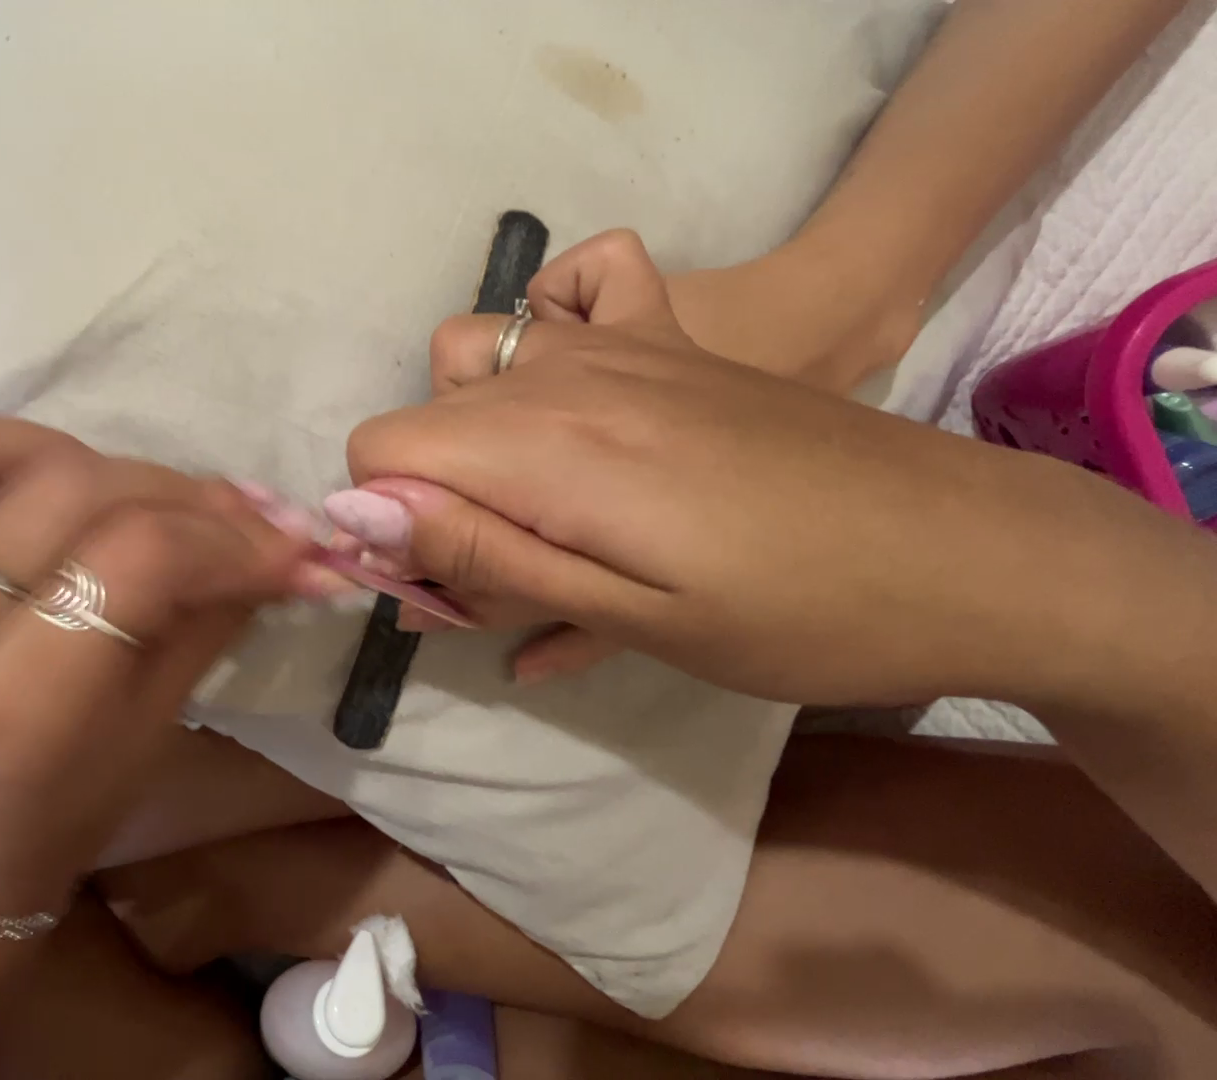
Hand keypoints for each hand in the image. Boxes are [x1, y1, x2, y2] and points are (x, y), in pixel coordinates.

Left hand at [0, 418, 303, 914]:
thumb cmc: (71, 805)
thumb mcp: (159, 721)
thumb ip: (216, 612)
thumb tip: (289, 538)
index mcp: (11, 712)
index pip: (136, 563)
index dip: (227, 539)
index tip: (286, 545)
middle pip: (70, 494)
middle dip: (179, 494)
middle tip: (234, 518)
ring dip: (74, 454)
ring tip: (128, 494)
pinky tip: (32, 470)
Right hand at [337, 230, 1212, 708]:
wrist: (975, 552)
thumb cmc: (797, 612)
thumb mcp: (626, 612)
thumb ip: (480, 552)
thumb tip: (356, 514)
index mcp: (541, 444)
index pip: (377, 449)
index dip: (387, 527)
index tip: (442, 588)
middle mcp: (560, 372)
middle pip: (423, 422)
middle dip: (431, 506)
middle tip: (505, 585)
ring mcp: (618, 342)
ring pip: (476, 362)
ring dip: (474, 441)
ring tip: (533, 505)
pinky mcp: (668, 338)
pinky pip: (576, 289)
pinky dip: (550, 324)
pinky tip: (577, 388)